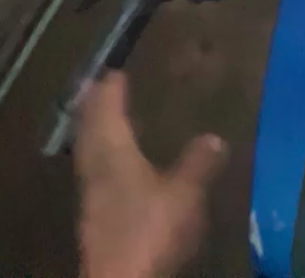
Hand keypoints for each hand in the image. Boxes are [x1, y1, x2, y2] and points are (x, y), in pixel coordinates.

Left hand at [75, 71, 227, 277]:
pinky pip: (96, 176)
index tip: (111, 73)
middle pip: (91, 135)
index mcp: (115, 156)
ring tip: (103, 120)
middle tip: (96, 88)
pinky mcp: (96, 222)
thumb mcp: (185, 193)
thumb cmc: (150, 230)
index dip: (110, 95)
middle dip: (94, 110)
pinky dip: (102, 159)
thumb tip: (214, 136)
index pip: (109, 117)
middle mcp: (98, 172)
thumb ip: (199, 163)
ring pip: (90, 156)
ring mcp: (93, 200)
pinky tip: (116, 166)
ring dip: (95, 134)